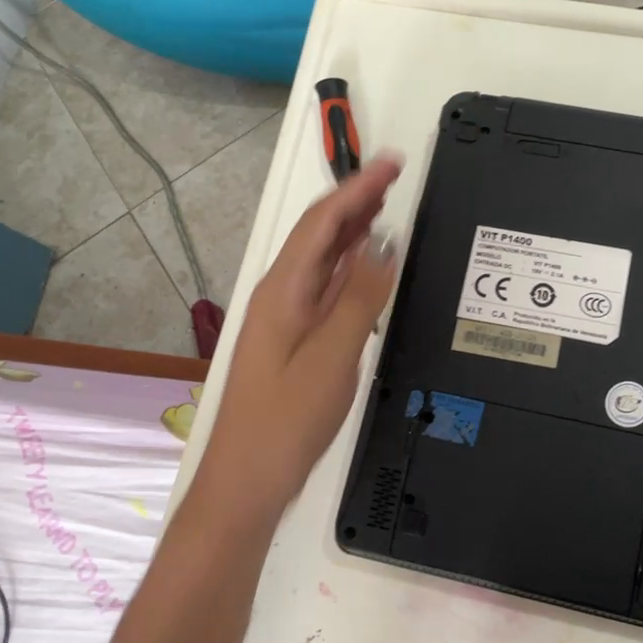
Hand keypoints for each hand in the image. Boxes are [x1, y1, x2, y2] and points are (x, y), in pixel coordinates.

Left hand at [198, 157, 401, 515]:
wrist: (247, 480)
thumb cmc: (286, 420)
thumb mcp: (331, 356)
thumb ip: (360, 297)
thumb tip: (384, 242)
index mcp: (284, 290)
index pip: (323, 222)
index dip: (358, 187)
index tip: (393, 161)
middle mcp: (282, 294)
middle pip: (321, 234)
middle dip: (357, 200)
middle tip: (395, 176)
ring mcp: (287, 318)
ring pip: (324, 259)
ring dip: (355, 229)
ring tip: (387, 206)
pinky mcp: (296, 340)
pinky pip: (327, 287)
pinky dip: (352, 266)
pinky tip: (369, 265)